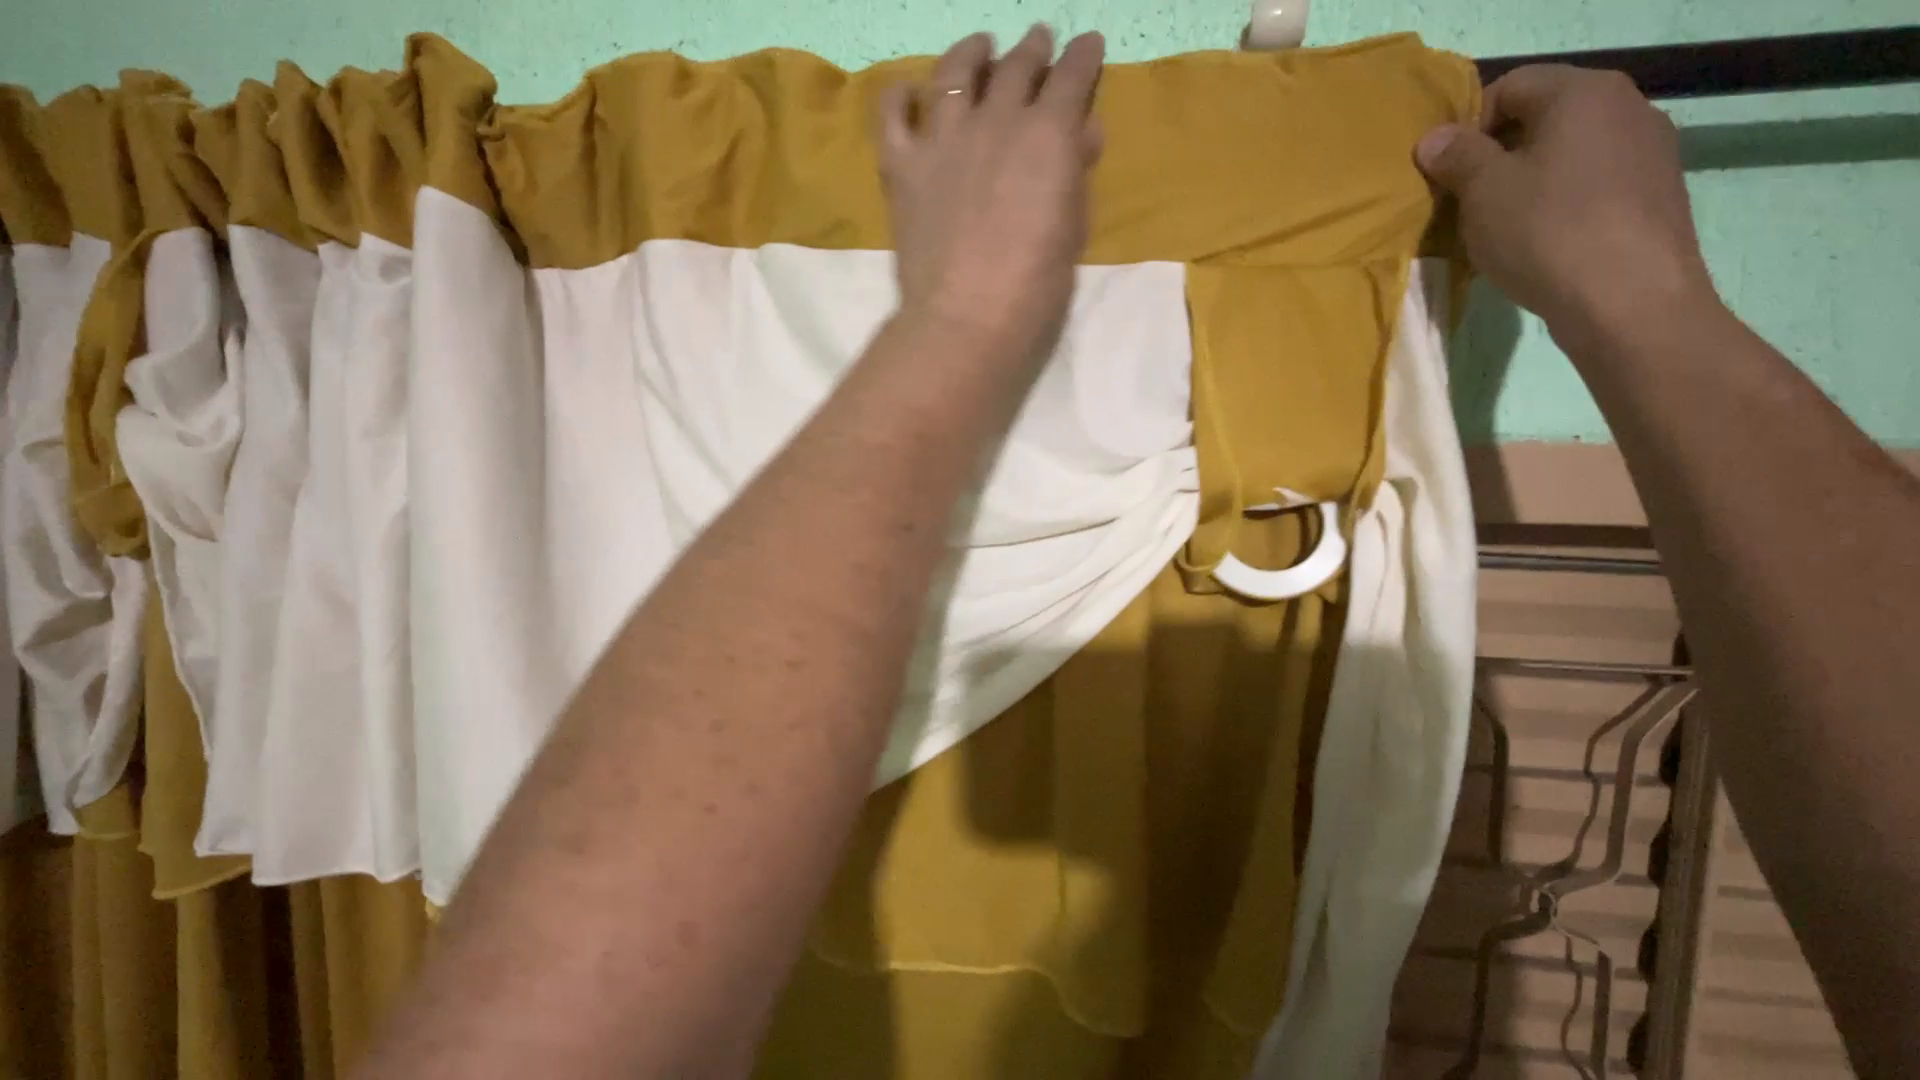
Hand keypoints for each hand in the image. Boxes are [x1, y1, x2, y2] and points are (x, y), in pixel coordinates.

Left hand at [876, 26, 1104, 359]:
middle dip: (1033, 50)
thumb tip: (1082, 131)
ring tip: (979, 48)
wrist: (965, 320)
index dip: (1083, 57)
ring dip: (971, 54)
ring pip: (954, 73)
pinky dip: (900, 95)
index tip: (1088, 46)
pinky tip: (908, 90)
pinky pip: (892, 114)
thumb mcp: (1073, 229)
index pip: (1072, 76)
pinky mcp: (902, 165)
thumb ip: (1076, 172)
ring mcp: (942, 138)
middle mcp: (995, 120)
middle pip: (1016, 66)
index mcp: (1048, 135)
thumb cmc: (1034, 287)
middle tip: (1038, 41)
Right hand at [1416, 65, 1721, 344]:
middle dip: (1497, 156)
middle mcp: (1627, 107)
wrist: (1630, 300)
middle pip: (1543, 118)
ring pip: (1568, 155)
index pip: (1511, 86)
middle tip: (1465, 203)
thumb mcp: (1483, 193)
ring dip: (1527, 183)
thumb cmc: (1546, 233)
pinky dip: (1560, 205)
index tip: (1447, 172)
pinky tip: (1541, 244)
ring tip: (1500, 228)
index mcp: (1583, 93)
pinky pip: (1593, 186)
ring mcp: (1650, 151)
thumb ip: (1457, 157)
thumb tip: (1435, 138)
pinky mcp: (1657, 195)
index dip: (1468, 125)